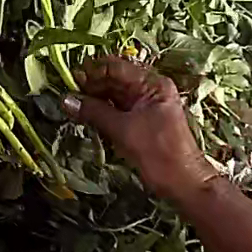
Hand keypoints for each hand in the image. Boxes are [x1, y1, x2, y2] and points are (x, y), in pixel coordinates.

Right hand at [63, 56, 219, 198]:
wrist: (184, 183)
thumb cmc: (159, 154)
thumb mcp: (124, 131)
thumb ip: (94, 112)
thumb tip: (67, 100)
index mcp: (152, 84)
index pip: (117, 67)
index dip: (92, 70)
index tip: (70, 78)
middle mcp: (150, 90)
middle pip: (115, 79)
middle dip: (91, 85)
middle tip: (67, 94)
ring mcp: (147, 105)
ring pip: (115, 95)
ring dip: (95, 99)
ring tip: (72, 105)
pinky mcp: (143, 121)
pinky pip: (119, 109)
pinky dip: (103, 111)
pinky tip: (86, 115)